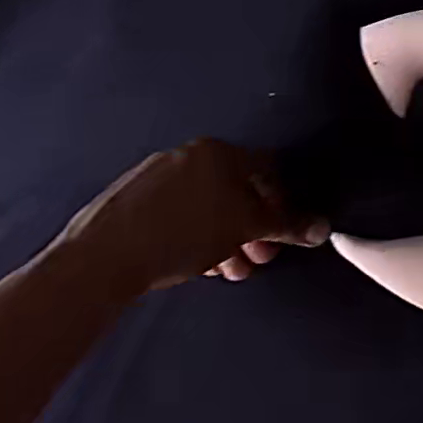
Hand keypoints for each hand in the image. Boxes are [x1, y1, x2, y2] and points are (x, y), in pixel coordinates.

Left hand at [50, 139, 328, 292]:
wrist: (98, 261)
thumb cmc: (184, 234)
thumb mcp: (248, 229)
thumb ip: (289, 225)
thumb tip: (324, 227)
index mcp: (218, 152)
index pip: (269, 170)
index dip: (284, 201)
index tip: (286, 230)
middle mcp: (186, 156)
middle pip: (237, 190)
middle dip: (254, 227)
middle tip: (261, 256)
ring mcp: (154, 177)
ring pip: (208, 206)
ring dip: (227, 238)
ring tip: (231, 270)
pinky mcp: (129, 201)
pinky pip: (178, 213)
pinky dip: (196, 235)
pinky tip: (200, 265)